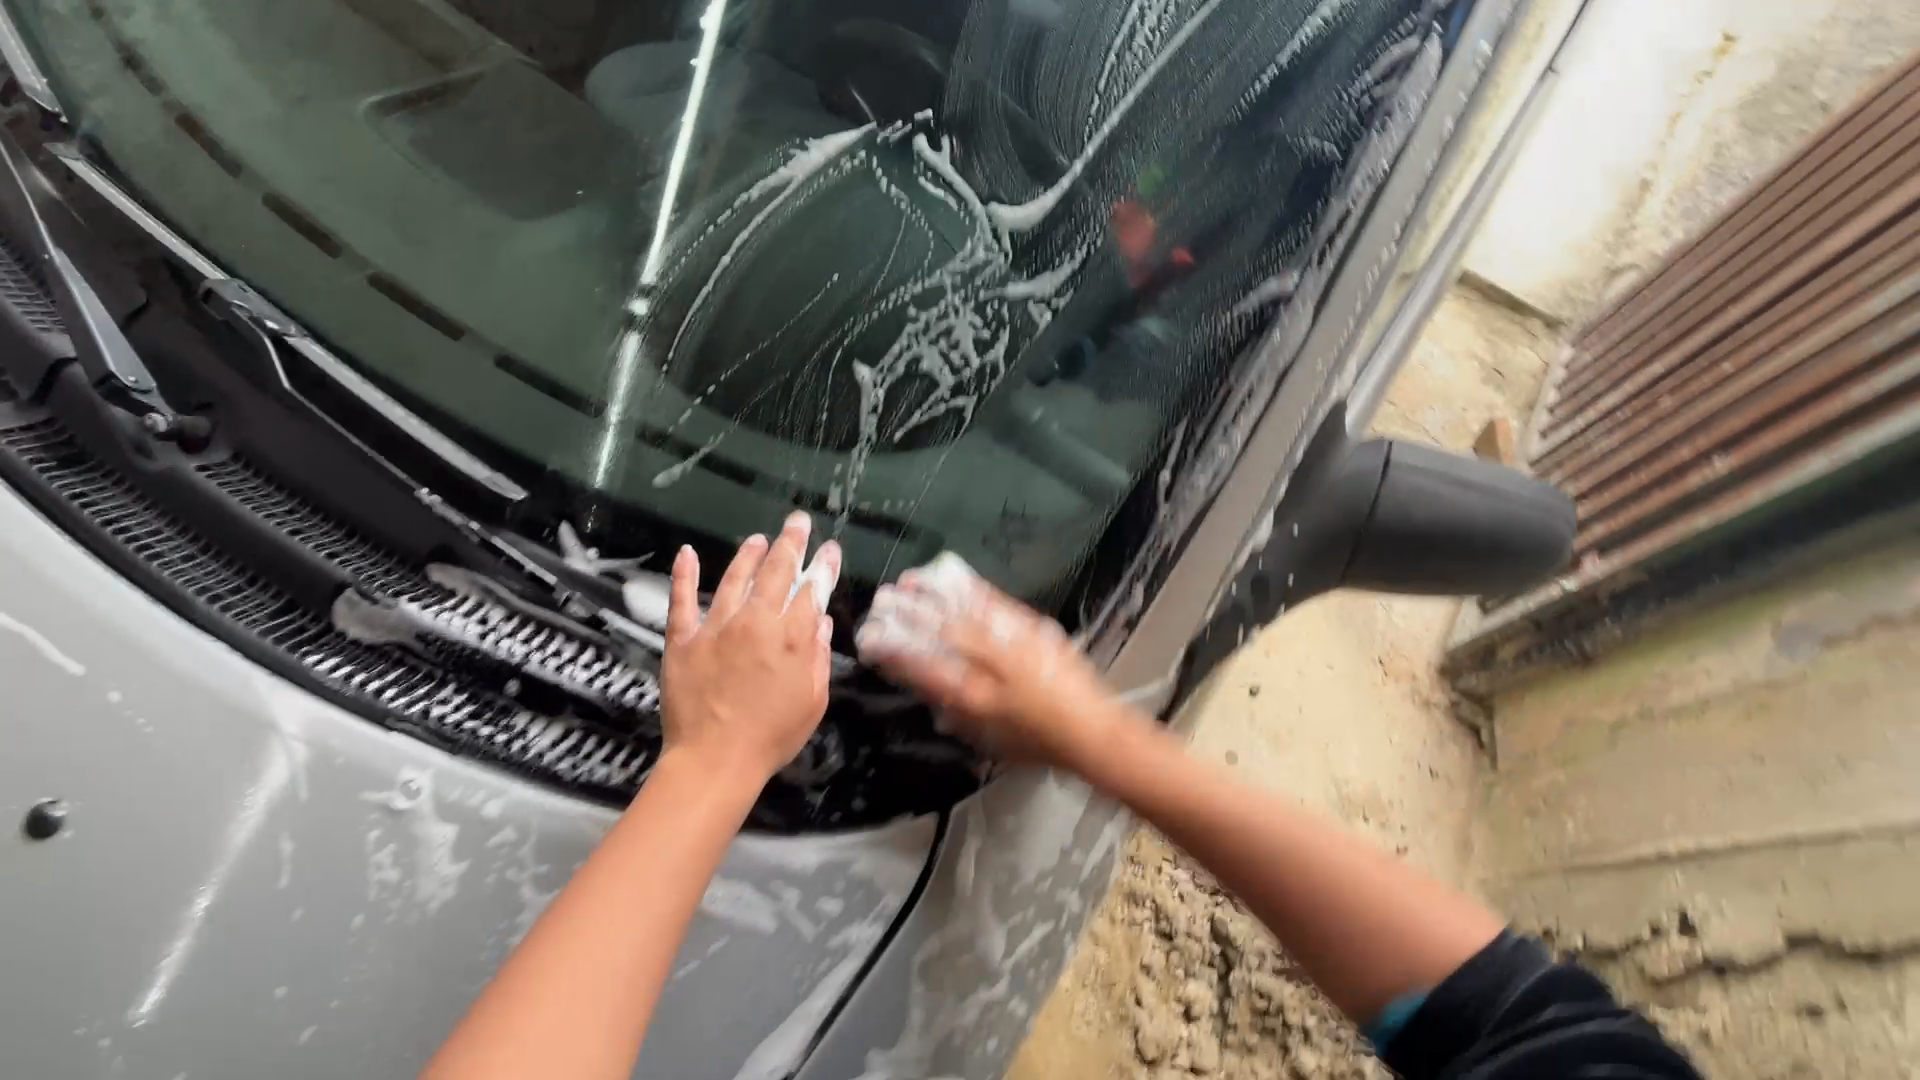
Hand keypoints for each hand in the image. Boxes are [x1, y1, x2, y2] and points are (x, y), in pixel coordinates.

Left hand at [658, 512, 840, 784]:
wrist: (714, 760)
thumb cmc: (771, 737)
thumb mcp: (811, 701)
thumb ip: (816, 657)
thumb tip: (820, 621)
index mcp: (789, 639)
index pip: (811, 591)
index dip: (822, 567)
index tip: (829, 548)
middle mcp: (754, 622)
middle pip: (776, 573)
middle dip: (790, 543)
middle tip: (797, 522)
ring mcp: (715, 627)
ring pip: (733, 579)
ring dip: (748, 555)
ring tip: (758, 538)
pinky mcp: (682, 639)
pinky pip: (682, 601)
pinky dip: (684, 574)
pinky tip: (686, 553)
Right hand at [856, 556, 1119, 768]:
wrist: (1093, 731)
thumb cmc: (1038, 744)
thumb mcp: (988, 741)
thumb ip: (953, 713)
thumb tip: (924, 687)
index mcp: (979, 700)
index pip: (928, 669)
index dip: (896, 652)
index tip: (873, 639)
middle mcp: (995, 667)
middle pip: (943, 633)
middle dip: (909, 614)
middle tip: (883, 600)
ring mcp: (1017, 643)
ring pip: (968, 611)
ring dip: (935, 593)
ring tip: (909, 580)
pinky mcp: (1035, 627)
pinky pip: (997, 602)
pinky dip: (970, 588)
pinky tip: (952, 576)